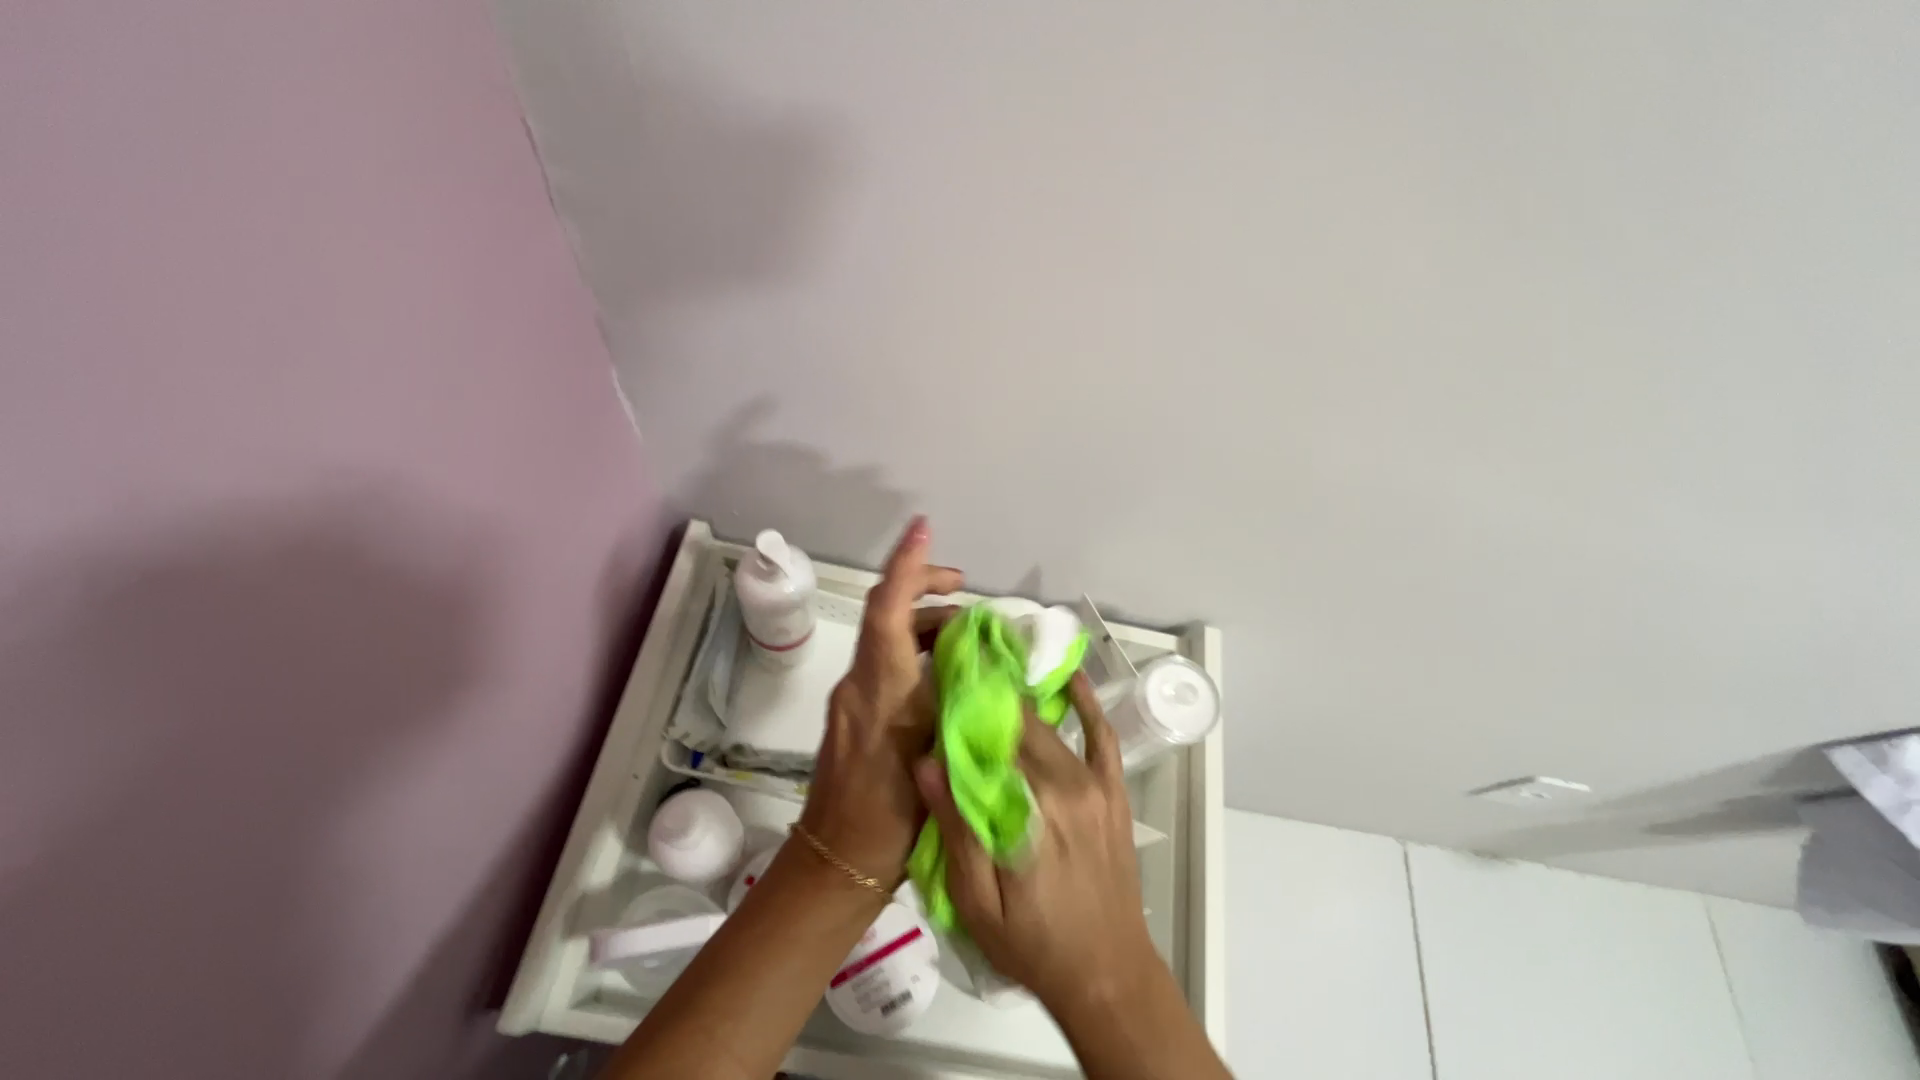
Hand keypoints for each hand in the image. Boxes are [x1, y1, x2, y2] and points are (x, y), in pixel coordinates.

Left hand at [800, 516, 962, 889]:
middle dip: (924, 593)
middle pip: (886, 617)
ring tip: (970, 643)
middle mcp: (859, 685)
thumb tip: (979, 667)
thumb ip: (959, 708)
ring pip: (886, 643)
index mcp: (882, 689)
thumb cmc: (892, 819)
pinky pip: (883, 669)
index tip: (923, 529)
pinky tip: (946, 682)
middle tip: (969, 597)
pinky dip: (914, 658)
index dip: (907, 566)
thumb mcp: (939, 760)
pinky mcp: (851, 719)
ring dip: (923, 628)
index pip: (887, 609)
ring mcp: (851, 701)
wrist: (836, 864)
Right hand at [913, 672, 1158, 1008]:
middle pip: (1016, 727)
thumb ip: (956, 832)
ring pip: (1049, 727)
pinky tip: (1067, 677)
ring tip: (987, 677)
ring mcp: (1096, 785)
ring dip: (1018, 702)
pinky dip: (1085, 702)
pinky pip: (1102, 735)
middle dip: (983, 704)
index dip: (958, 713)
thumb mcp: (977, 903)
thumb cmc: (1033, 945)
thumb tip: (926, 764)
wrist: (1108, 973)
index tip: (931, 693)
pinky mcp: (1113, 792)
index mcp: (1028, 812)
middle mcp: (1065, 786)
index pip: (986, 743)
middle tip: (951, 688)